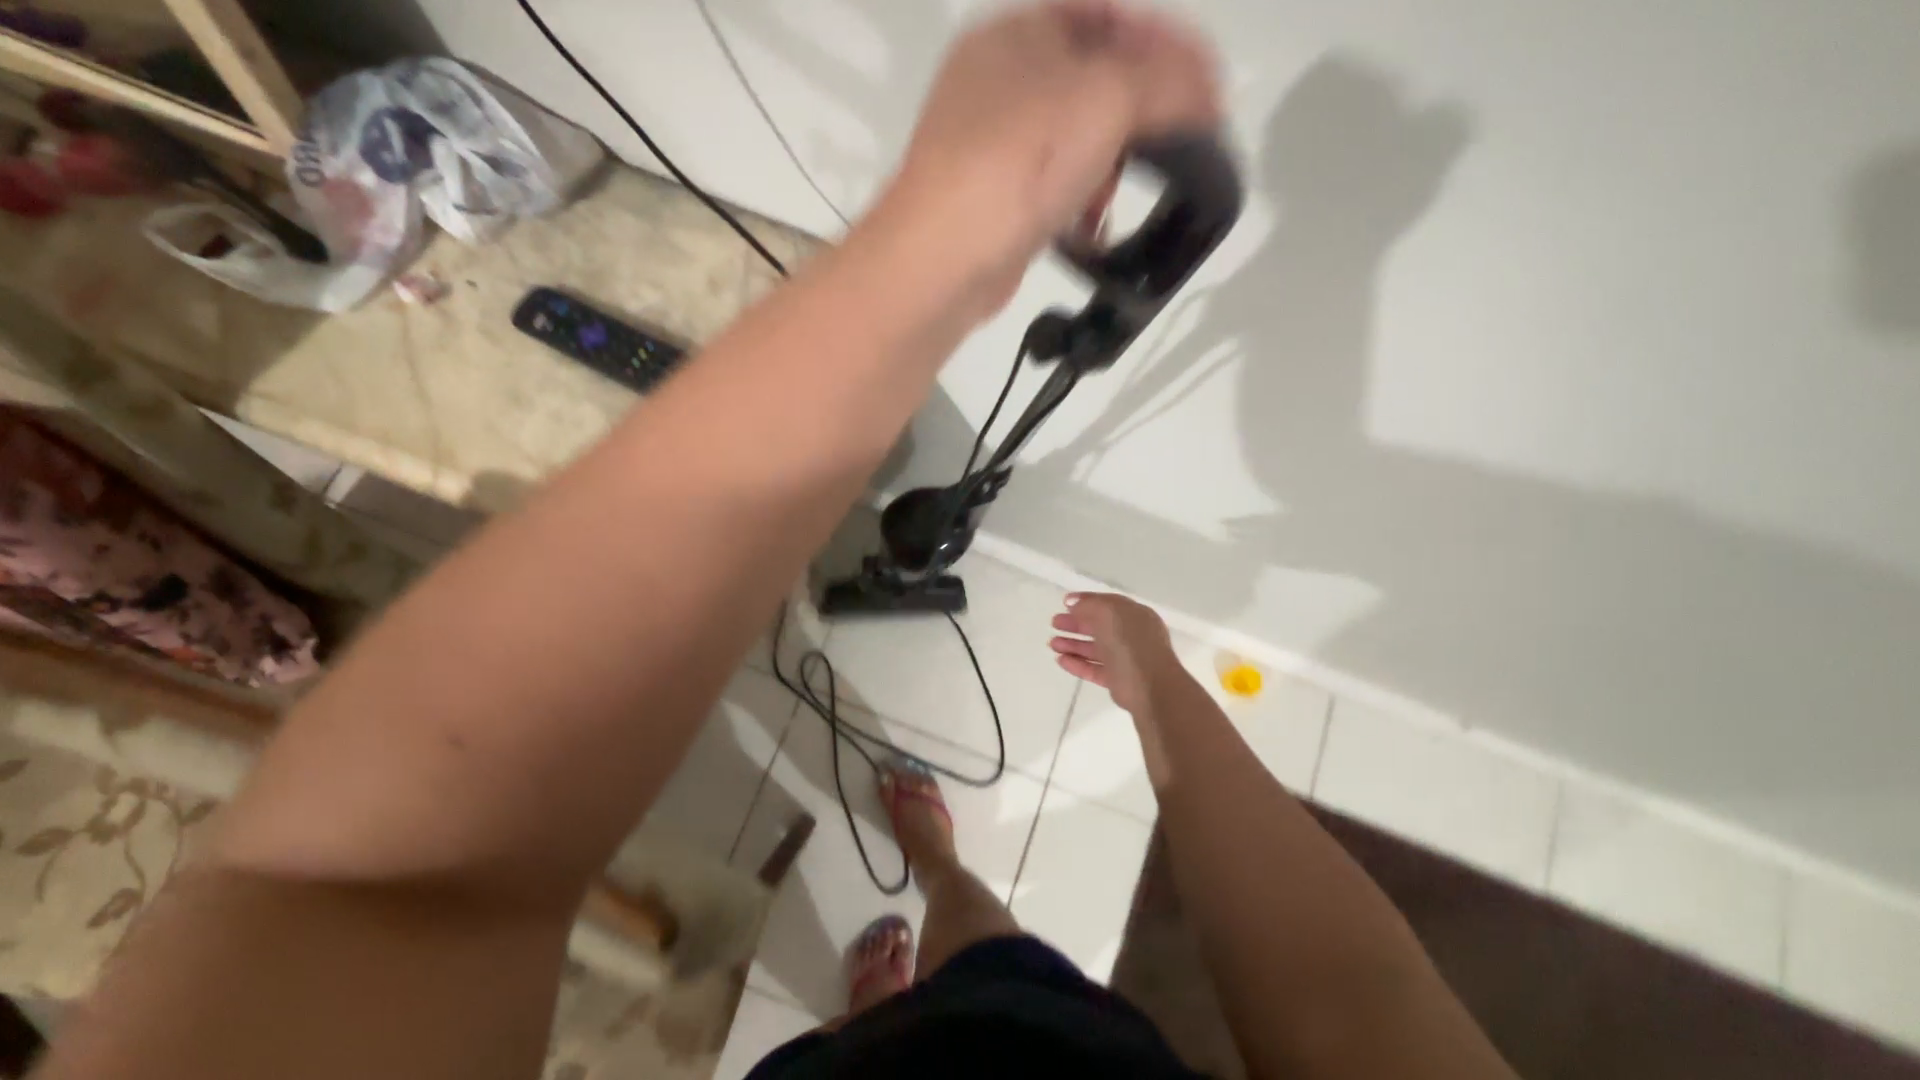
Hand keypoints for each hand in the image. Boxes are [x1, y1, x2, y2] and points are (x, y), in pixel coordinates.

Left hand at [876, 0, 1220, 320]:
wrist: (942, 258)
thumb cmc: (1021, 161)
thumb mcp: (1107, 99)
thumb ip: (1167, 82)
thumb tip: (1207, 91)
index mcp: (1015, 33)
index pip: (1107, 13)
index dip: (1165, 41)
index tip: (1207, 82)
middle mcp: (995, 80)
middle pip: (1091, 76)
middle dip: (1140, 106)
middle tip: (1182, 134)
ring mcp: (987, 144)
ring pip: (1072, 136)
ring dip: (1111, 158)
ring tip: (1133, 181)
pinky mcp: (989, 199)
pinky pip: (1050, 184)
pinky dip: (1080, 196)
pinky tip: (1094, 219)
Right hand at [1049, 592, 1186, 713]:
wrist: (1150, 685)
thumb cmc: (1131, 642)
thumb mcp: (1108, 613)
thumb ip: (1089, 605)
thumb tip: (1073, 602)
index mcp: (1135, 615)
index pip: (1108, 604)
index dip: (1086, 602)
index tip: (1064, 603)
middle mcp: (1132, 635)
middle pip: (1099, 627)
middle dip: (1076, 624)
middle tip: (1055, 623)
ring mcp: (1125, 659)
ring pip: (1095, 649)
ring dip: (1073, 645)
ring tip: (1052, 644)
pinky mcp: (1118, 680)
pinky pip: (1094, 669)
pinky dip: (1078, 664)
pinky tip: (1061, 660)